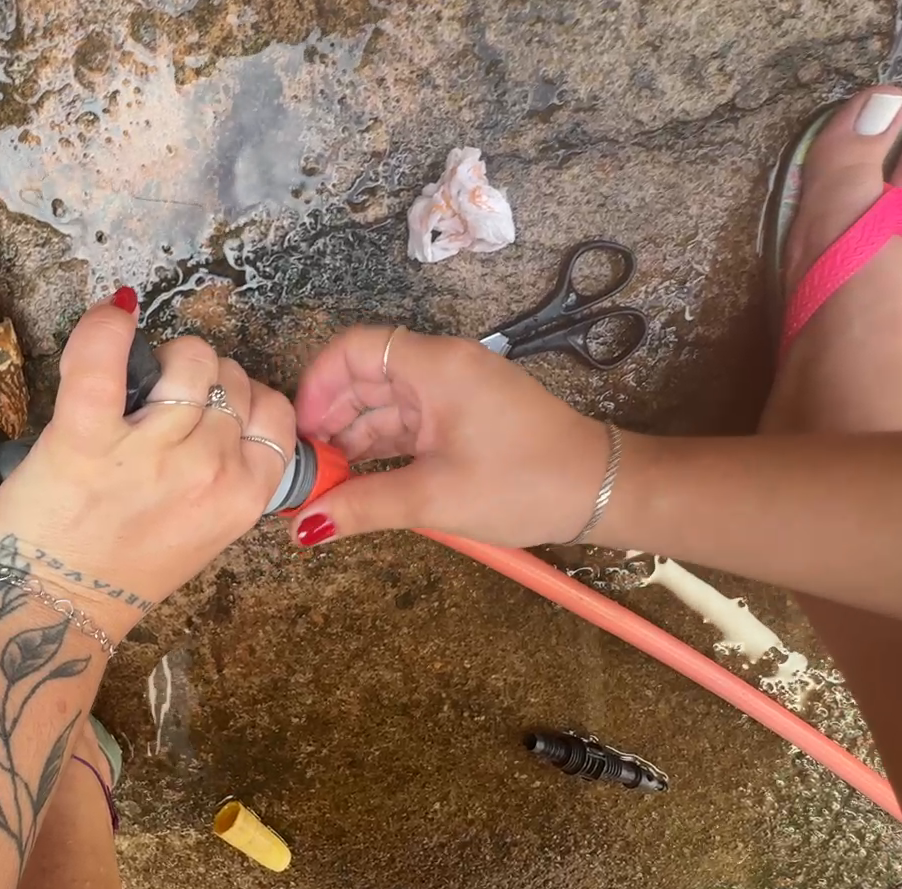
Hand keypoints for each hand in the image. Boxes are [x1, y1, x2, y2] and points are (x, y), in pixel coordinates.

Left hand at [0, 294, 295, 637]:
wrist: (57, 608)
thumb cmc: (127, 573)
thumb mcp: (207, 533)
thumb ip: (229, 479)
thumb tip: (221, 410)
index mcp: (245, 497)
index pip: (276, 413)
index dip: (247, 400)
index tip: (215, 410)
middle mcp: (210, 470)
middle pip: (231, 379)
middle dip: (204, 380)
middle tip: (165, 405)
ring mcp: (151, 452)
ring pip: (189, 359)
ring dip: (168, 358)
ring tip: (137, 385)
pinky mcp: (86, 437)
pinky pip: (104, 357)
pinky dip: (105, 329)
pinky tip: (111, 320)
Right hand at [290, 326, 612, 546]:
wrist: (600, 492)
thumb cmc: (524, 484)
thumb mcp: (435, 498)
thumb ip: (362, 507)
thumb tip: (303, 527)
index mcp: (436, 368)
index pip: (355, 349)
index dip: (317, 384)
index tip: (301, 432)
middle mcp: (441, 369)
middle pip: (364, 377)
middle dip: (329, 418)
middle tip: (305, 466)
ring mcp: (452, 393)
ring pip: (382, 403)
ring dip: (351, 438)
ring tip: (325, 481)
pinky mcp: (460, 417)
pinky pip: (405, 423)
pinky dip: (379, 447)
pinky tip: (357, 478)